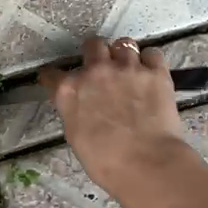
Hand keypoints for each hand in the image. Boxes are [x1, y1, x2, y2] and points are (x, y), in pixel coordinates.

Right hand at [41, 38, 188, 190]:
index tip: (56, 79)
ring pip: (124, 44)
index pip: (52, 74)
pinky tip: (151, 73)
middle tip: (101, 68)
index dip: (54, 77)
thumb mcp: (76, 137)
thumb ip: (75, 111)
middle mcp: (96, 71)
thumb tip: (81, 105)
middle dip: (95, 53)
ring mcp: (127, 68)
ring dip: (124, 55)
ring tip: (129, 69)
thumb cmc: (106, 162)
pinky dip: (151, 62)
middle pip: (93, 45)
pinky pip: (153, 54)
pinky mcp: (155, 72)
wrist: (146, 163)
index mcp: (70, 90)